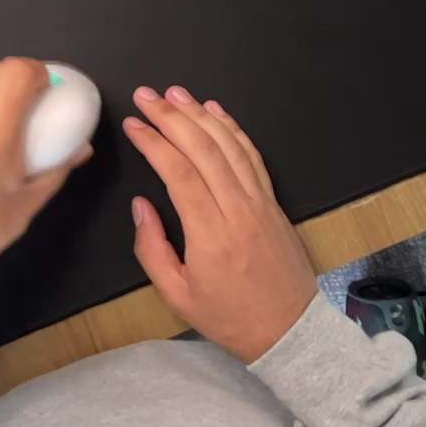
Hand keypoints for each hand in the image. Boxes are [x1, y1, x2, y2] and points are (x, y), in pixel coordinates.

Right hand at [124, 86, 315, 362]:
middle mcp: (237, 210)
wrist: (292, 333)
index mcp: (210, 235)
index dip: (153, 142)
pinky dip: (233, 128)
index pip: (178, 173)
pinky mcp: (272, 200)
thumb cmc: (230, 318)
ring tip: (175, 93)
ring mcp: (260, 201)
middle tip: (146, 95)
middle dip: (171, 116)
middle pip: (203, 149)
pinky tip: (215, 111)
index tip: (133, 124)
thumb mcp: (177, 296)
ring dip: (200, 114)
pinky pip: (252, 155)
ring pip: (229, 145)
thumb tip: (141, 204)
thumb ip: (151, 248)